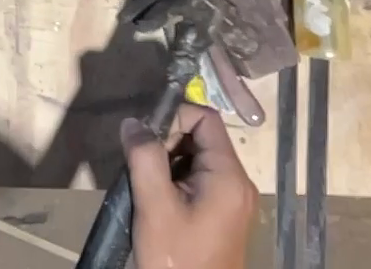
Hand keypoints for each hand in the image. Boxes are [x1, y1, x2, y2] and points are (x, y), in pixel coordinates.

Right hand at [121, 105, 257, 268]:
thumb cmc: (176, 260)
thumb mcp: (154, 205)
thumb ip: (144, 156)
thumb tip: (133, 122)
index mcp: (228, 177)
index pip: (205, 118)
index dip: (174, 116)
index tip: (145, 135)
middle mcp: (237, 183)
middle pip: (200, 136)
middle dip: (166, 140)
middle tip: (140, 162)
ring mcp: (231, 200)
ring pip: (195, 157)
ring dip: (166, 160)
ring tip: (146, 184)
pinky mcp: (221, 215)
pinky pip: (196, 178)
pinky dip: (173, 178)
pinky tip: (156, 198)